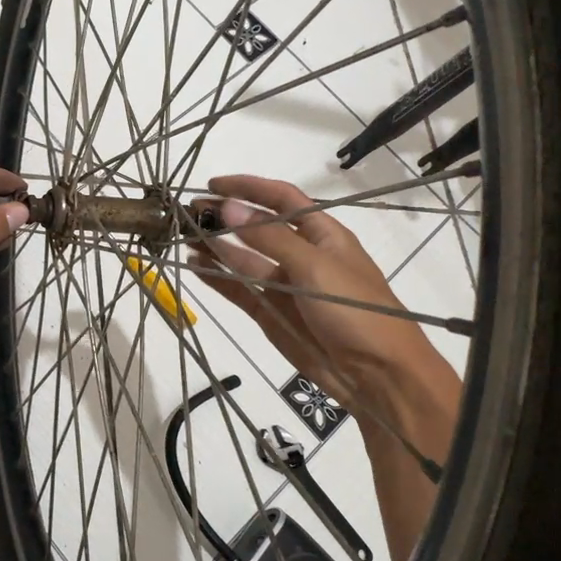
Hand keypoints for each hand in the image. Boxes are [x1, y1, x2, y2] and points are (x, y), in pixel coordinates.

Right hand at [187, 175, 438, 411]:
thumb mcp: (314, 266)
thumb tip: (227, 205)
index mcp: (323, 236)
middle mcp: (301, 255)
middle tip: (189, 212)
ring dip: (215, 245)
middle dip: (226, 216)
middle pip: (257, 227)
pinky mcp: (270, 311)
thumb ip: (267, 237)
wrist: (377, 376)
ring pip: (242, 258)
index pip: (282, 199)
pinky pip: (238, 288)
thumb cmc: (356, 311)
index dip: (250, 187)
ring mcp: (284, 284)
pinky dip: (216, 277)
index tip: (213, 185)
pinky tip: (194, 265)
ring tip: (183, 235)